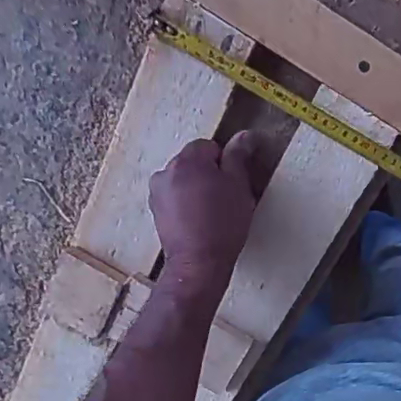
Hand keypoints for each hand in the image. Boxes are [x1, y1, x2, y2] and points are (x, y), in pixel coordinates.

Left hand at [150, 133, 257, 289]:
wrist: (198, 264)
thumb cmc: (222, 226)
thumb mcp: (239, 187)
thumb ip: (238, 157)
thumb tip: (244, 136)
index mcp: (188, 160)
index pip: (209, 146)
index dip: (225, 163)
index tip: (233, 182)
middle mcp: (167, 172)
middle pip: (193, 162)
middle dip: (208, 175)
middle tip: (225, 199)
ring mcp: (157, 193)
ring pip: (183, 181)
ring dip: (196, 190)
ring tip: (211, 214)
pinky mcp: (155, 213)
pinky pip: (174, 199)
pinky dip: (185, 205)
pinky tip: (198, 222)